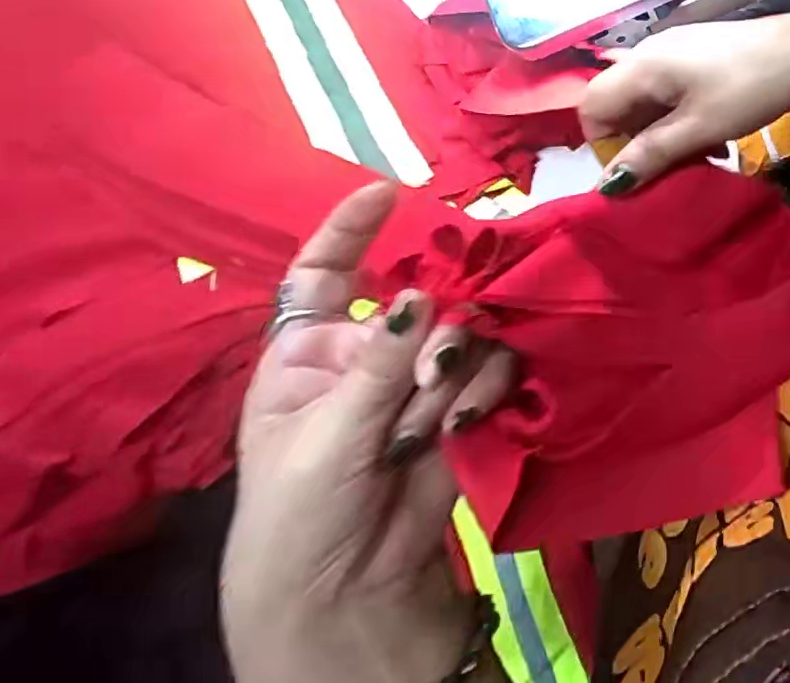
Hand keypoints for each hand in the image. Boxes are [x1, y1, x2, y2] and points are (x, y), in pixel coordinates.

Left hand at [222, 182, 516, 682]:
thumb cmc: (298, 518)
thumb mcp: (323, 438)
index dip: (350, 230)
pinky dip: (483, 391)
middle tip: (433, 364)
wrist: (350, 597)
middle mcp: (372, 353)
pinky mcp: (464, 402)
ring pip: (463, 332)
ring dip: (455, 371)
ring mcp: (422, 376)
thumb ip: (377, 364)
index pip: (325, 275)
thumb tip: (419, 294)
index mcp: (311, 353)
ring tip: (434, 422)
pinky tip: (463, 426)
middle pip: (419, 298)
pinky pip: (492, 367)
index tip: (385, 192)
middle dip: (431, 324)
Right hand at [578, 10, 789, 189]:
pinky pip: (670, 92)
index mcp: (640, 66)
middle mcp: (649, 52)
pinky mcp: (696, 54)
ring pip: (647, 101)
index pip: (590, 106)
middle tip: (673, 166)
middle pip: (618, 103)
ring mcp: (673, 51)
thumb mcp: (699, 128)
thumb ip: (651, 154)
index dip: (603, 143)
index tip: (637, 169)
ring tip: (700, 153)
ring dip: (663, 133)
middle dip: (638, 142)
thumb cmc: (748, 89)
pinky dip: (680, 117)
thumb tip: (609, 184)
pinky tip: (711, 134)